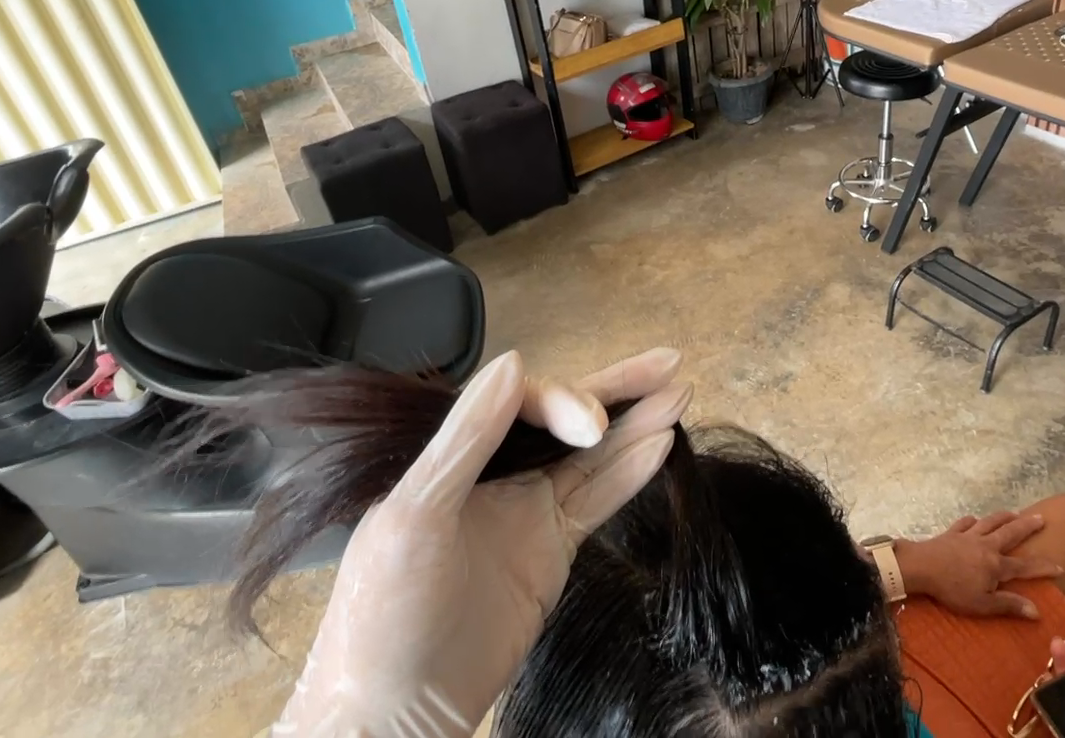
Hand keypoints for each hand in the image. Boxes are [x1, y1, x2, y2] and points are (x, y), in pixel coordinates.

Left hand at [274, 348, 691, 737]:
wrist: (399, 712)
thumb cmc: (385, 614)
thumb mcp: (414, 515)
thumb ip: (465, 437)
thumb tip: (514, 361)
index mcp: (457, 453)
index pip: (521, 402)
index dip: (562, 401)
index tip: (590, 424)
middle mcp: (497, 471)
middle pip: (566, 417)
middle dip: (615, 388)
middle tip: (666, 363)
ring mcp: (529, 509)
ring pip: (593, 454)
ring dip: (635, 423)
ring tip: (679, 392)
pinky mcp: (553, 548)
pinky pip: (598, 500)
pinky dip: (631, 472)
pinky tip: (662, 444)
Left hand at [894, 511, 1063, 618]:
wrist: (921, 566)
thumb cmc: (952, 589)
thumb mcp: (983, 604)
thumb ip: (1009, 605)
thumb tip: (1036, 611)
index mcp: (996, 565)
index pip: (1026, 567)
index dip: (1044, 567)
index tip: (1060, 567)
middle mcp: (985, 546)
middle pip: (1010, 533)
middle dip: (1027, 526)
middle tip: (1041, 518)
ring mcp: (967, 536)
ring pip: (989, 522)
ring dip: (1003, 517)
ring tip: (1014, 512)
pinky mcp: (951, 533)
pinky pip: (964, 523)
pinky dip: (971, 520)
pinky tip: (974, 519)